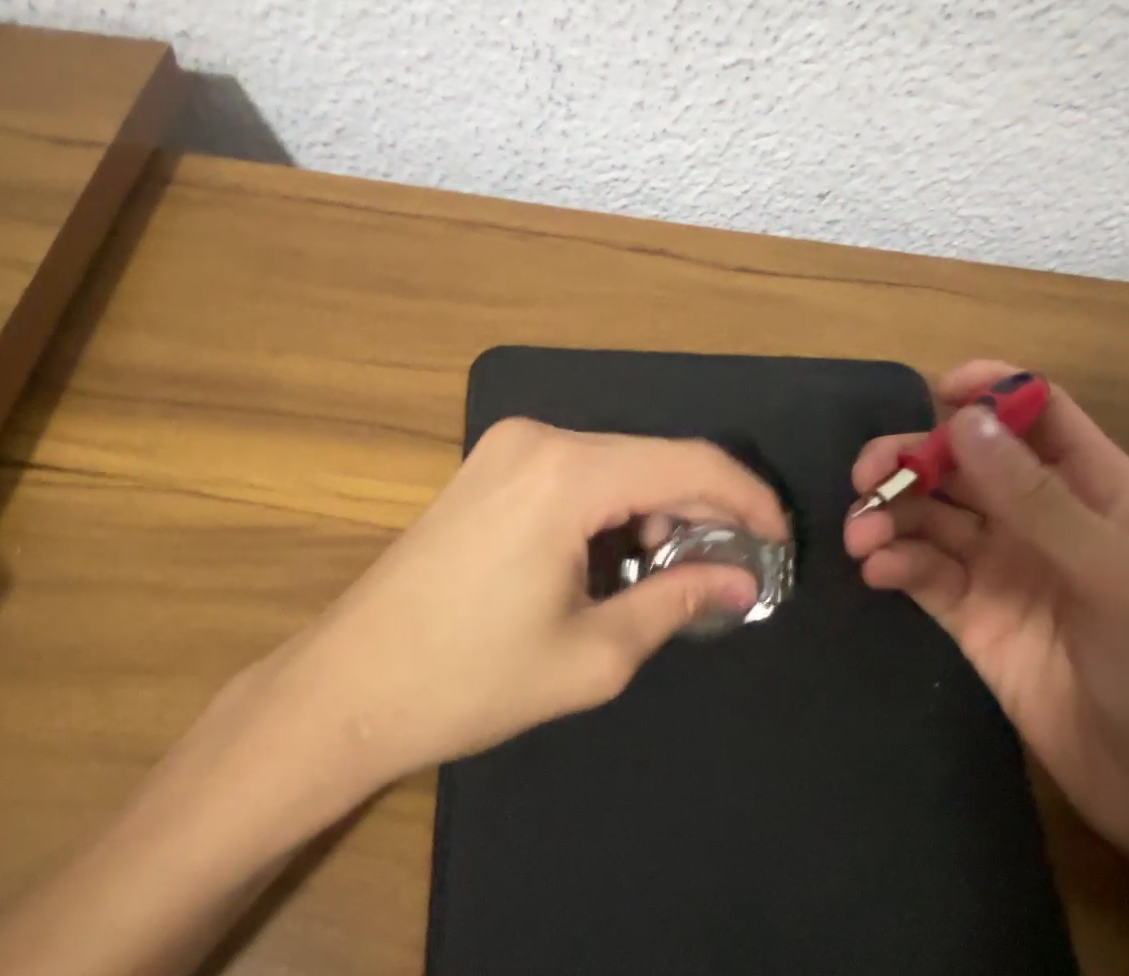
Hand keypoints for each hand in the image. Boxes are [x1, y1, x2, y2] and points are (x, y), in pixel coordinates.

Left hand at [250, 419, 786, 800]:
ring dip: (654, 515)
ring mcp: (503, 449)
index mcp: (566, 473)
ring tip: (666, 581)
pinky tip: (612, 564)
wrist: (348, 689)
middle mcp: (537, 439)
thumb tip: (740, 581)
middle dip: (702, 514)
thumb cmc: (470, 680)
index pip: (691, 464)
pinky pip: (574, 476)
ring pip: (615, 467)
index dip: (749, 502)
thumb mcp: (593, 654)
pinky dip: (610, 513)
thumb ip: (677, 602)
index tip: (780, 544)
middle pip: (653, 459)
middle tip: (728, 575)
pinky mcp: (486, 469)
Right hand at [844, 360, 1128, 851]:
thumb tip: (963, 420)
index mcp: (1094, 490)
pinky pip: (921, 573)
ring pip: (931, 517)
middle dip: (912, 460)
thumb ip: (1035, 498)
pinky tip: (879, 573)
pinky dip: (895, 564)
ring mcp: (1000, 568)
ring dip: (891, 516)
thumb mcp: (1112, 572)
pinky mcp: (970, 616)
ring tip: (863, 538)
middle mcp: (1039, 519)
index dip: (989, 391)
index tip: (932, 391)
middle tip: (867, 476)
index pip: (1037, 415)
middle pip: (963, 463)